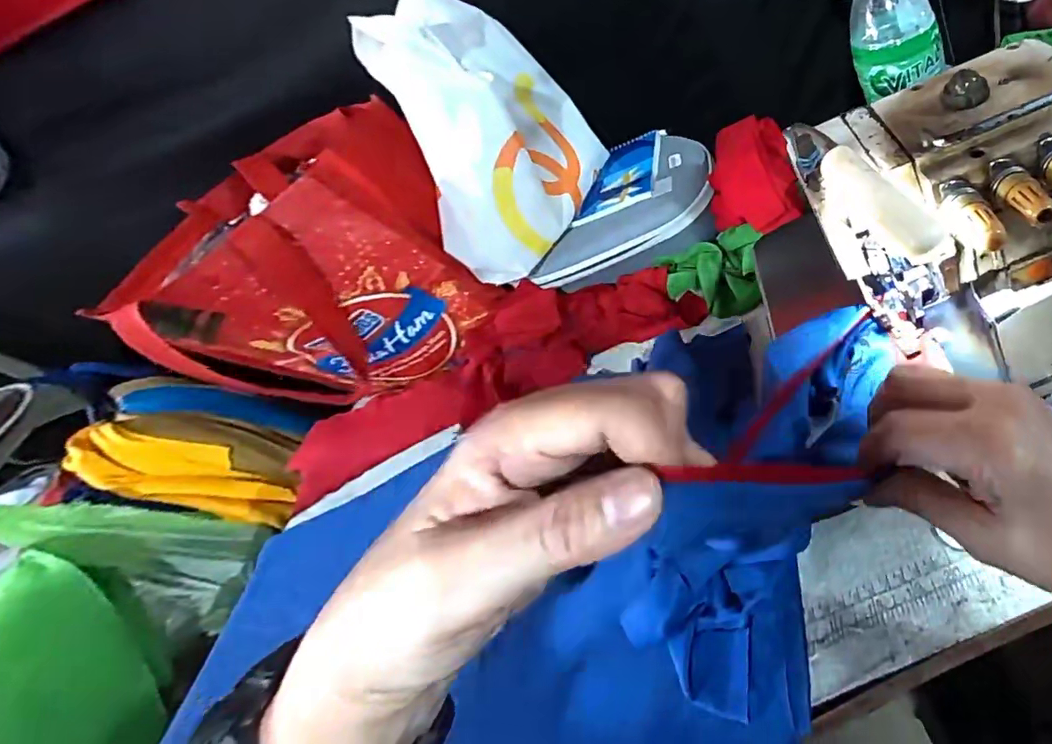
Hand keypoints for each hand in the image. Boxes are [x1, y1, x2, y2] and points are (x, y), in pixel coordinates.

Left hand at [263, 374, 712, 743]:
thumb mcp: (465, 582)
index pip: (615, 408)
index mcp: (513, 432)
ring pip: (656, 418)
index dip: (657, 445)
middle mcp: (550, 423)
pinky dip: (666, 477)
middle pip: (645, 397)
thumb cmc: (401, 617)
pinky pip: (649, 452)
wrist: (376, 655)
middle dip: (672, 446)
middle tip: (672, 512)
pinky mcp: (586, 473)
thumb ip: (558, 534)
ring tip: (664, 520)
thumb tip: (657, 491)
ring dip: (674, 462)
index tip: (674, 508)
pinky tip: (650, 516)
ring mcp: (570, 446)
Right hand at [859, 364, 1051, 614]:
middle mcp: (992, 397)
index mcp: (985, 437)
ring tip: (901, 459)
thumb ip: (922, 500)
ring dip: (903, 409)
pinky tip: (937, 449)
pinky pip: (956, 387)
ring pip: (929, 377)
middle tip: (874, 464)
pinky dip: (932, 408)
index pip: (899, 426)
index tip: (856, 479)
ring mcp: (1008, 389)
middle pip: (906, 381)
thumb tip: (872, 484)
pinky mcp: (1018, 394)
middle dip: (877, 418)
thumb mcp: (987, 540)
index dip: (868, 451)